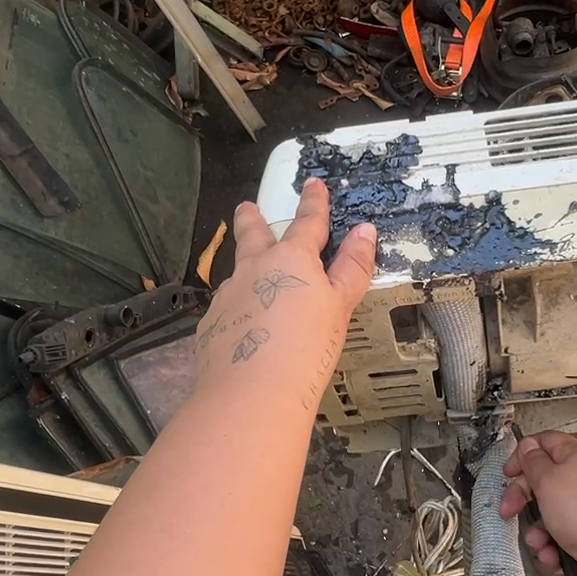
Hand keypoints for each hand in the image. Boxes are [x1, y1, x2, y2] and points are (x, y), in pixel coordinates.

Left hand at [192, 178, 376, 413]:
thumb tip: (365, 231)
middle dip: (252, 219)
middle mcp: (253, 270)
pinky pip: (226, 311)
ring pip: (237, 275)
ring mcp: (227, 297)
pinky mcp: (211, 327)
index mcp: (290, 260)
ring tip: (251, 281)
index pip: (307, 223)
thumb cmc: (306, 347)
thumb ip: (352, 268)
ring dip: (245, 271)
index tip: (312, 182)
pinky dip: (237, 313)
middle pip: (253, 236)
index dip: (313, 202)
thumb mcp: (340, 306)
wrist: (252, 392)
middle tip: (247, 208)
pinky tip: (244, 332)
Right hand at [500, 431, 576, 575]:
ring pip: (549, 514)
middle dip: (522, 498)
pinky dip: (552, 547)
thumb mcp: (548, 480)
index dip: (523, 454)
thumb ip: (533, 462)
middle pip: (543, 481)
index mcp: (576, 457)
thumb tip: (528, 446)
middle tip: (508, 510)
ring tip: (538, 542)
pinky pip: (561, 538)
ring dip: (536, 530)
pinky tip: (552, 556)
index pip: (545, 442)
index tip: (508, 472)